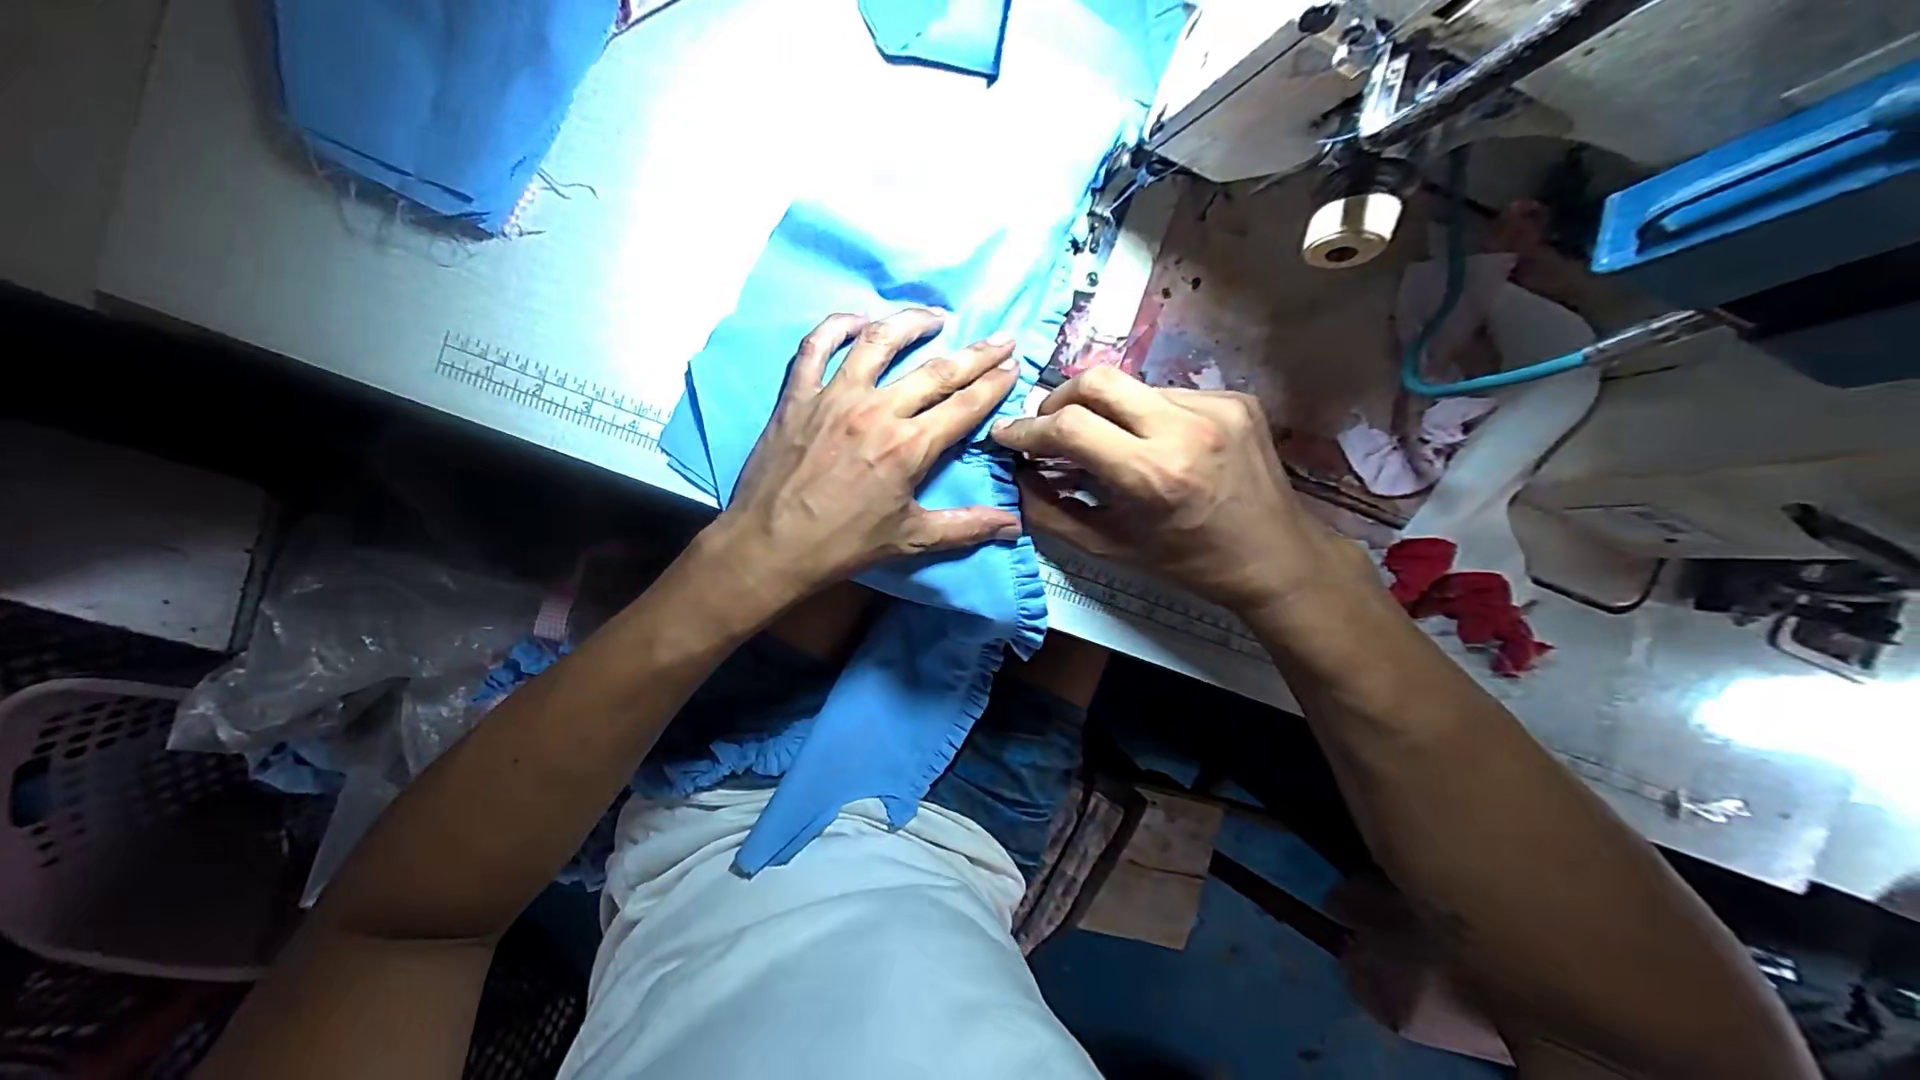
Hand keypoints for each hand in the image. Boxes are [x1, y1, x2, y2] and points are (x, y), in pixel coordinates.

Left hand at [706, 309, 1022, 606]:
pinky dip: (837, 327)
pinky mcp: (798, 395)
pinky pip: (816, 347)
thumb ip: (965, 527)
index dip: (994, 383)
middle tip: (1000, 338)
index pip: (965, 405)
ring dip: (912, 324)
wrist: (770, 546)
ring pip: (878, 342)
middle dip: (975, 354)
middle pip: (936, 371)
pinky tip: (857, 320)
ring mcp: (834, 397)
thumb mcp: (911, 539)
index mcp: (909, 446)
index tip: (1013, 364)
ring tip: (935, 317)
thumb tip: (1013, 528)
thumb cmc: (843, 545)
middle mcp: (877, 411)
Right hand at [990, 367, 1366, 613]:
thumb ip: (1052, 512)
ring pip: (1132, 386)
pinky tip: (1154, 442)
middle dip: (1058, 398)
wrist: (1274, 556)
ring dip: (1105, 409)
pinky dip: (1145, 414)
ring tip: (1108, 442)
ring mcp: (1216, 406)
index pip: (1070, 426)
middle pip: (1097, 380)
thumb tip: (1017, 477)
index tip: (1008, 435)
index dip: (1028, 428)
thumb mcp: (1110, 547)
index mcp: (1152, 475)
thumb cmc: (1186, 562)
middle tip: (1049, 426)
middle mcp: (1185, 428)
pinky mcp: (1235, 399)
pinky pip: (1167, 393)